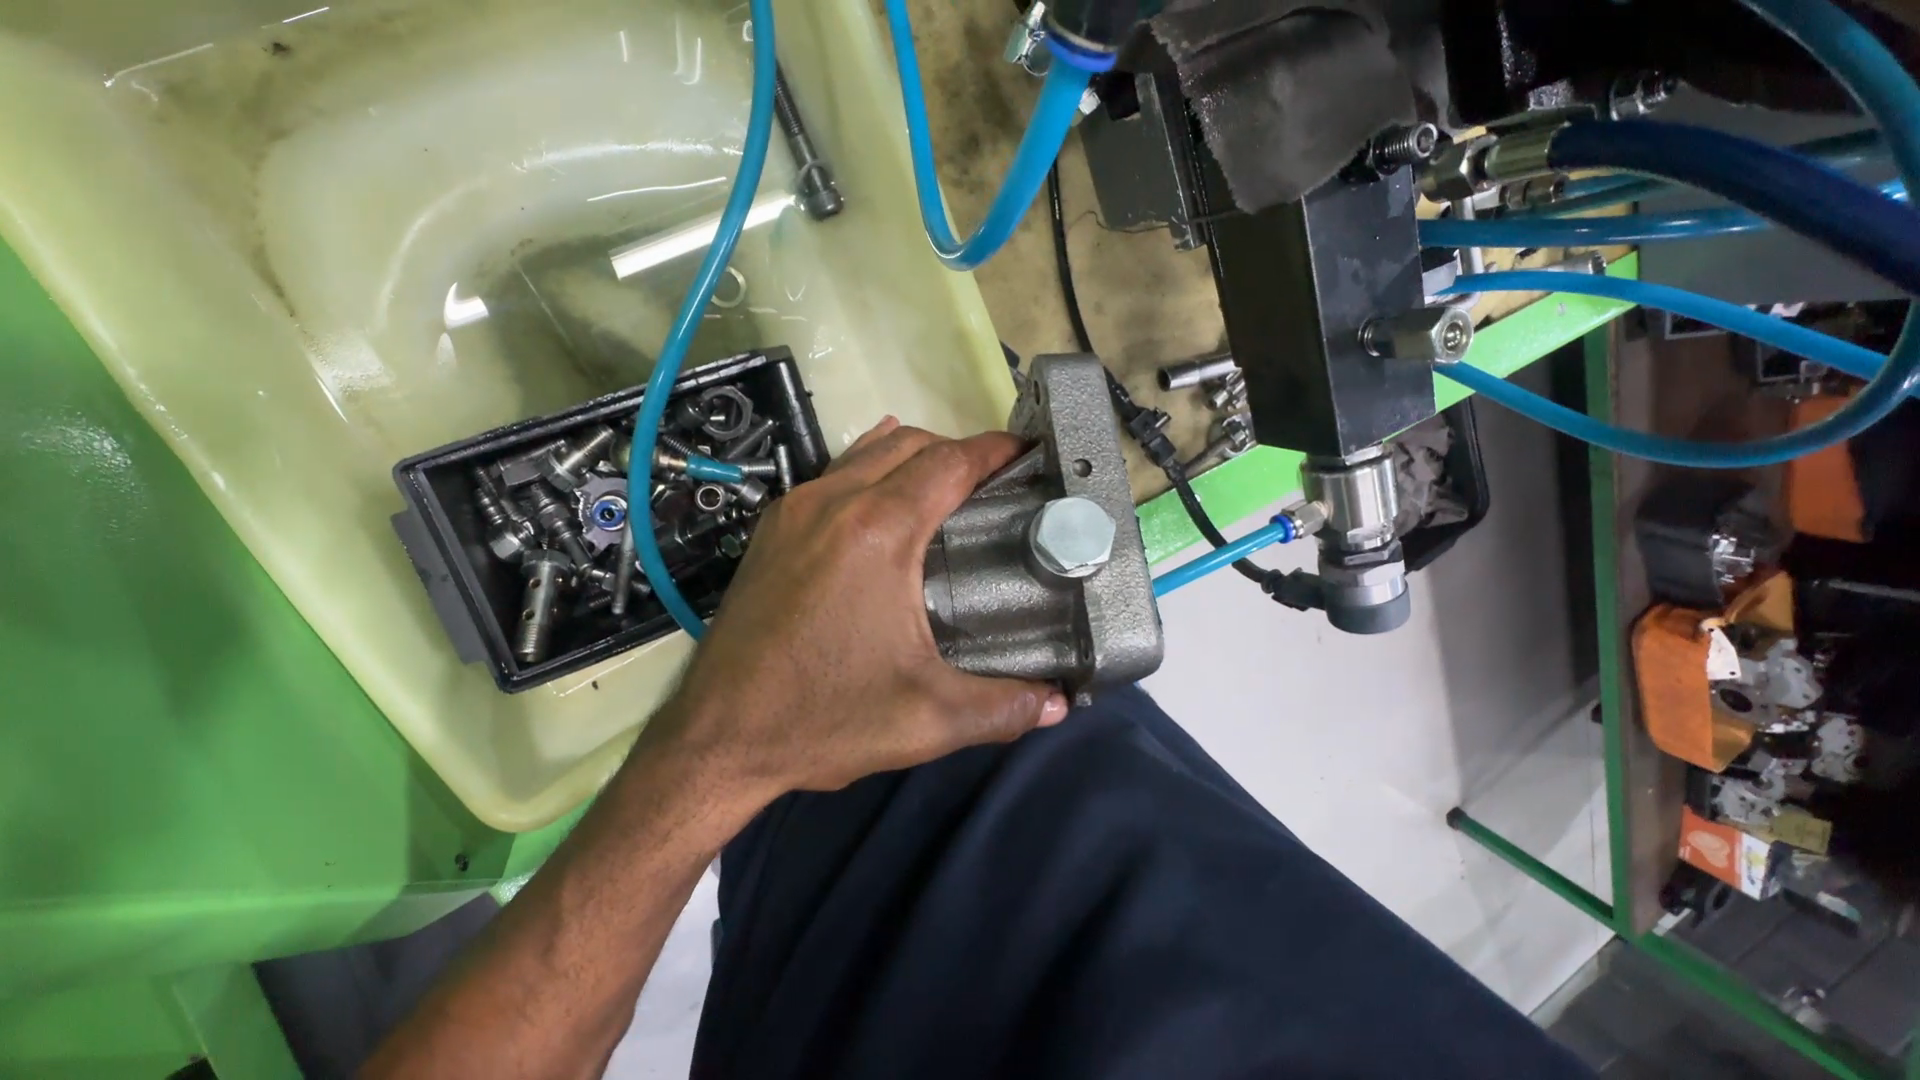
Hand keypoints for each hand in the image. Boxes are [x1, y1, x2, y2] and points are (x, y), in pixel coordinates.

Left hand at [639, 418, 1069, 808]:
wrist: (718, 738)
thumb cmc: (825, 721)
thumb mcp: (928, 719)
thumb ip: (1003, 707)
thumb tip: (1059, 701)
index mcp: (878, 532)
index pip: (950, 464)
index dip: (995, 451)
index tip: (1030, 453)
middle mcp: (833, 502)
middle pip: (910, 446)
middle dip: (959, 452)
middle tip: (997, 483)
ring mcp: (793, 511)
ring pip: (865, 454)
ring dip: (911, 457)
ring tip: (948, 488)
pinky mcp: (770, 531)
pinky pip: (831, 476)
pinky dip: (868, 469)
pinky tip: (881, 489)